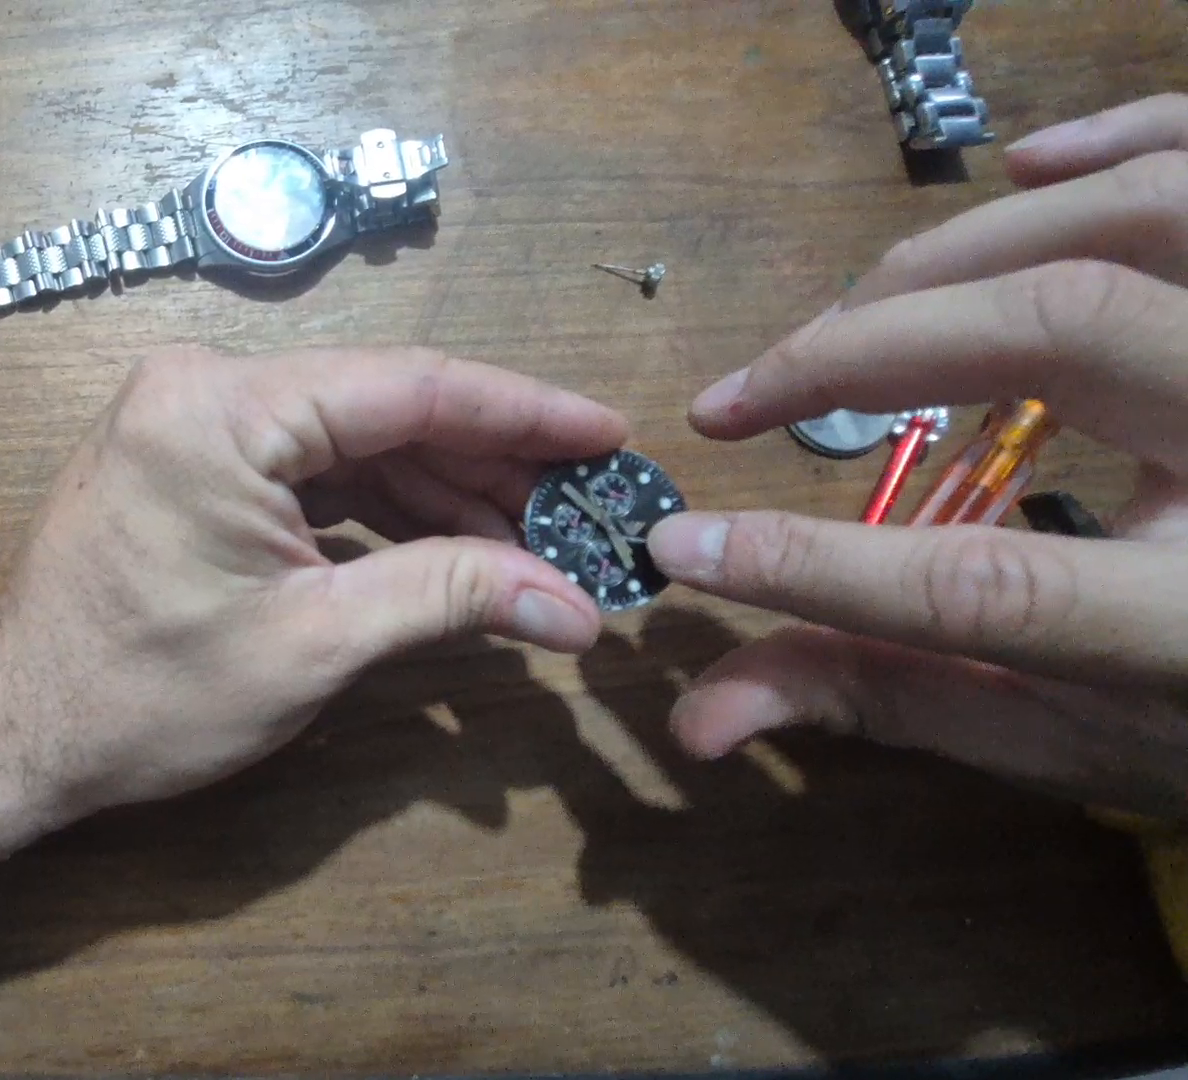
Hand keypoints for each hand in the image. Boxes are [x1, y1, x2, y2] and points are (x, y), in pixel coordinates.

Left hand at [0, 347, 627, 812]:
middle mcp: (202, 389)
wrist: (21, 730)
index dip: (519, 412)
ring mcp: (190, 422)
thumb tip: (572, 606)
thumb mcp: (311, 644)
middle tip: (574, 512)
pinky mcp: (190, 462)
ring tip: (525, 541)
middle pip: (379, 411)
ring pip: (347, 442)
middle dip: (483, 464)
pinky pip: (305, 469)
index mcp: (221, 409)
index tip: (604, 433)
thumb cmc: (145, 695)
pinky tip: (443, 541)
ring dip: (436, 491)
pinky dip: (376, 508)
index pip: (406, 387)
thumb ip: (446, 597)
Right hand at [647, 95, 1187, 817]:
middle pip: (1065, 329)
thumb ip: (867, 702)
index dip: (808, 564)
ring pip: (1140, 217)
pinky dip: (1125, 140)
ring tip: (838, 318)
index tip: (676, 541)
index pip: (986, 585)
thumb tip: (692, 723)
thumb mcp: (1045, 727)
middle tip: (740, 401)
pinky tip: (1022, 166)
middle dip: (855, 355)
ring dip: (946, 257)